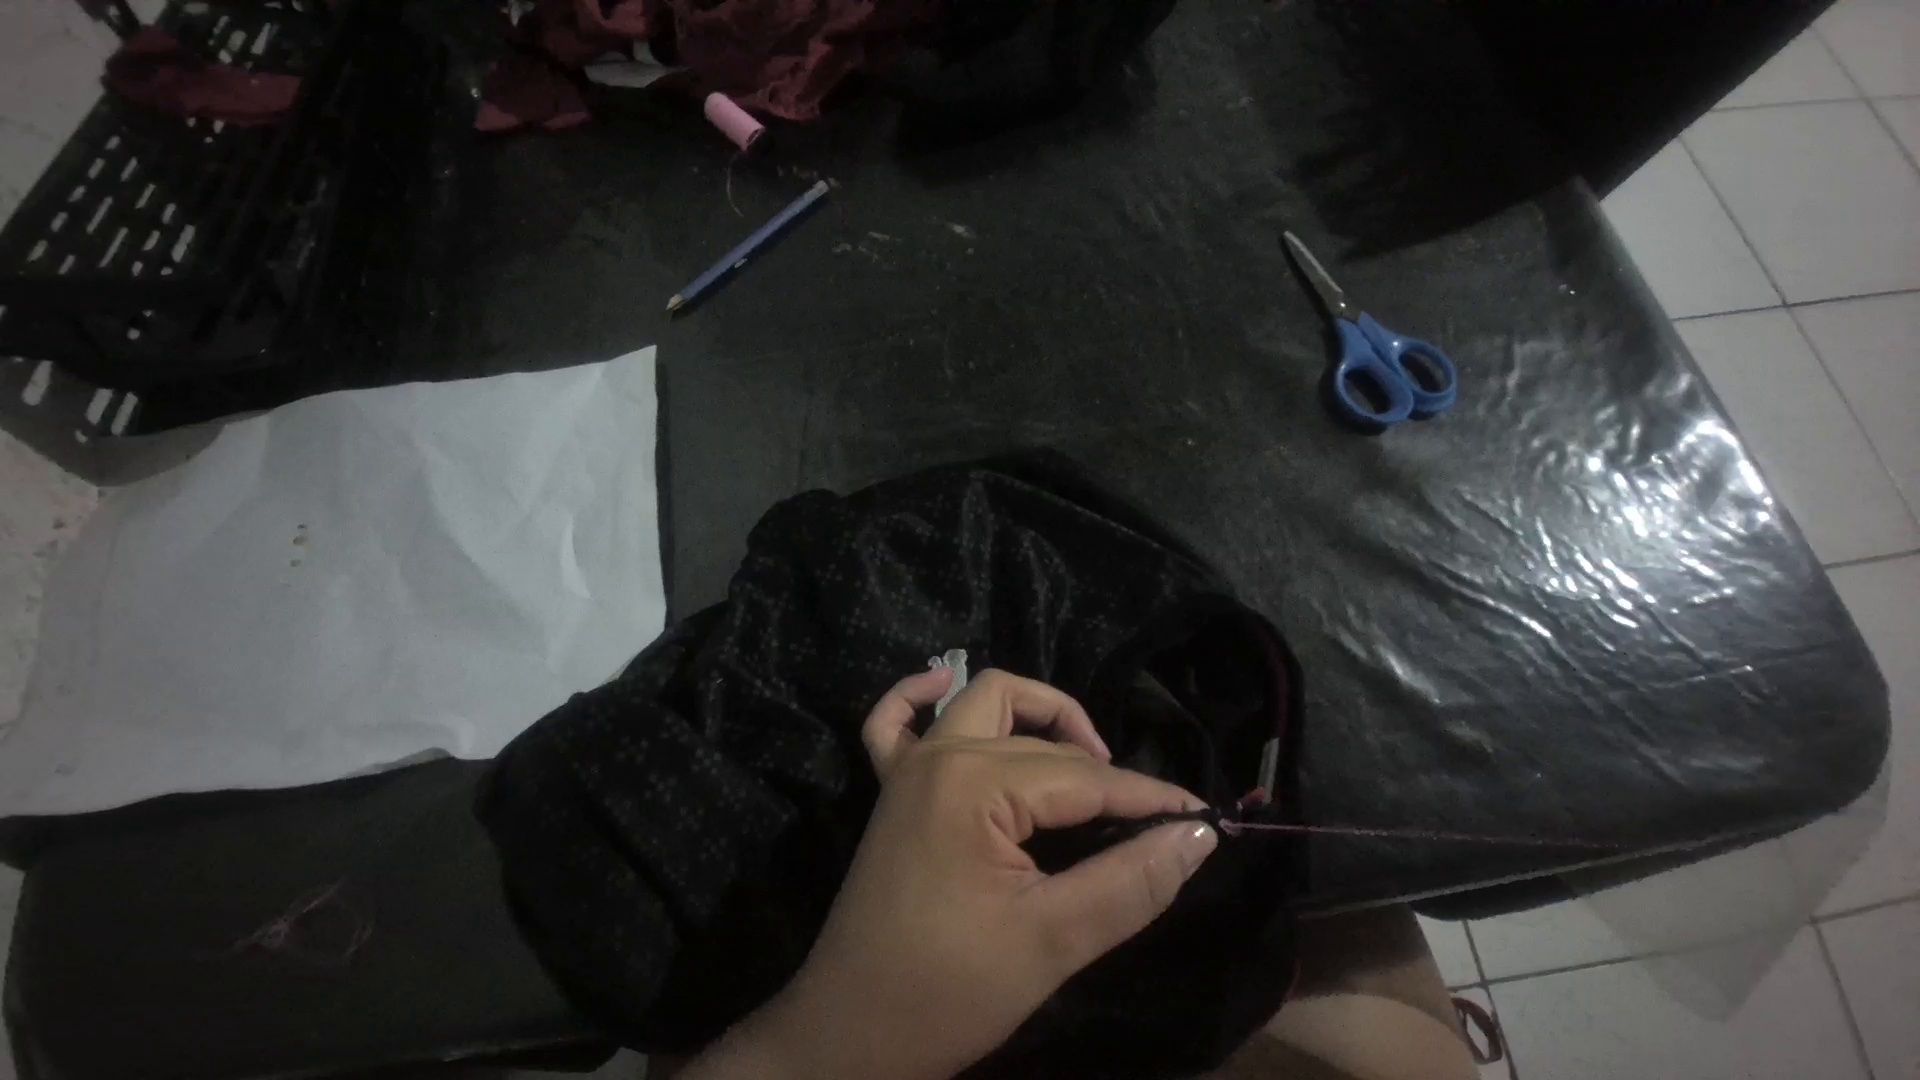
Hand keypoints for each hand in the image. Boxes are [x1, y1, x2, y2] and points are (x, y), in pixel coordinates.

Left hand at [682, 669, 1219, 1079]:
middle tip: (1142, 820)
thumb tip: (1197, 835)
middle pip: (1041, 739)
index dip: (1148, 798)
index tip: (1203, 817)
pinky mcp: (889, 790)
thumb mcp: (1051, 943)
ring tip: (1083, 761)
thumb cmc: (947, 993)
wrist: (848, 1034)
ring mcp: (907, 768)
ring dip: (1035, 715)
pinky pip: (895, 721)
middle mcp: (939, 756)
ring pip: (982, 702)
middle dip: (1102, 770)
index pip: (1083, 776)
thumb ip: (1129, 882)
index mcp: (974, 784)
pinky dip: (921, 697)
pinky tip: (947, 690)